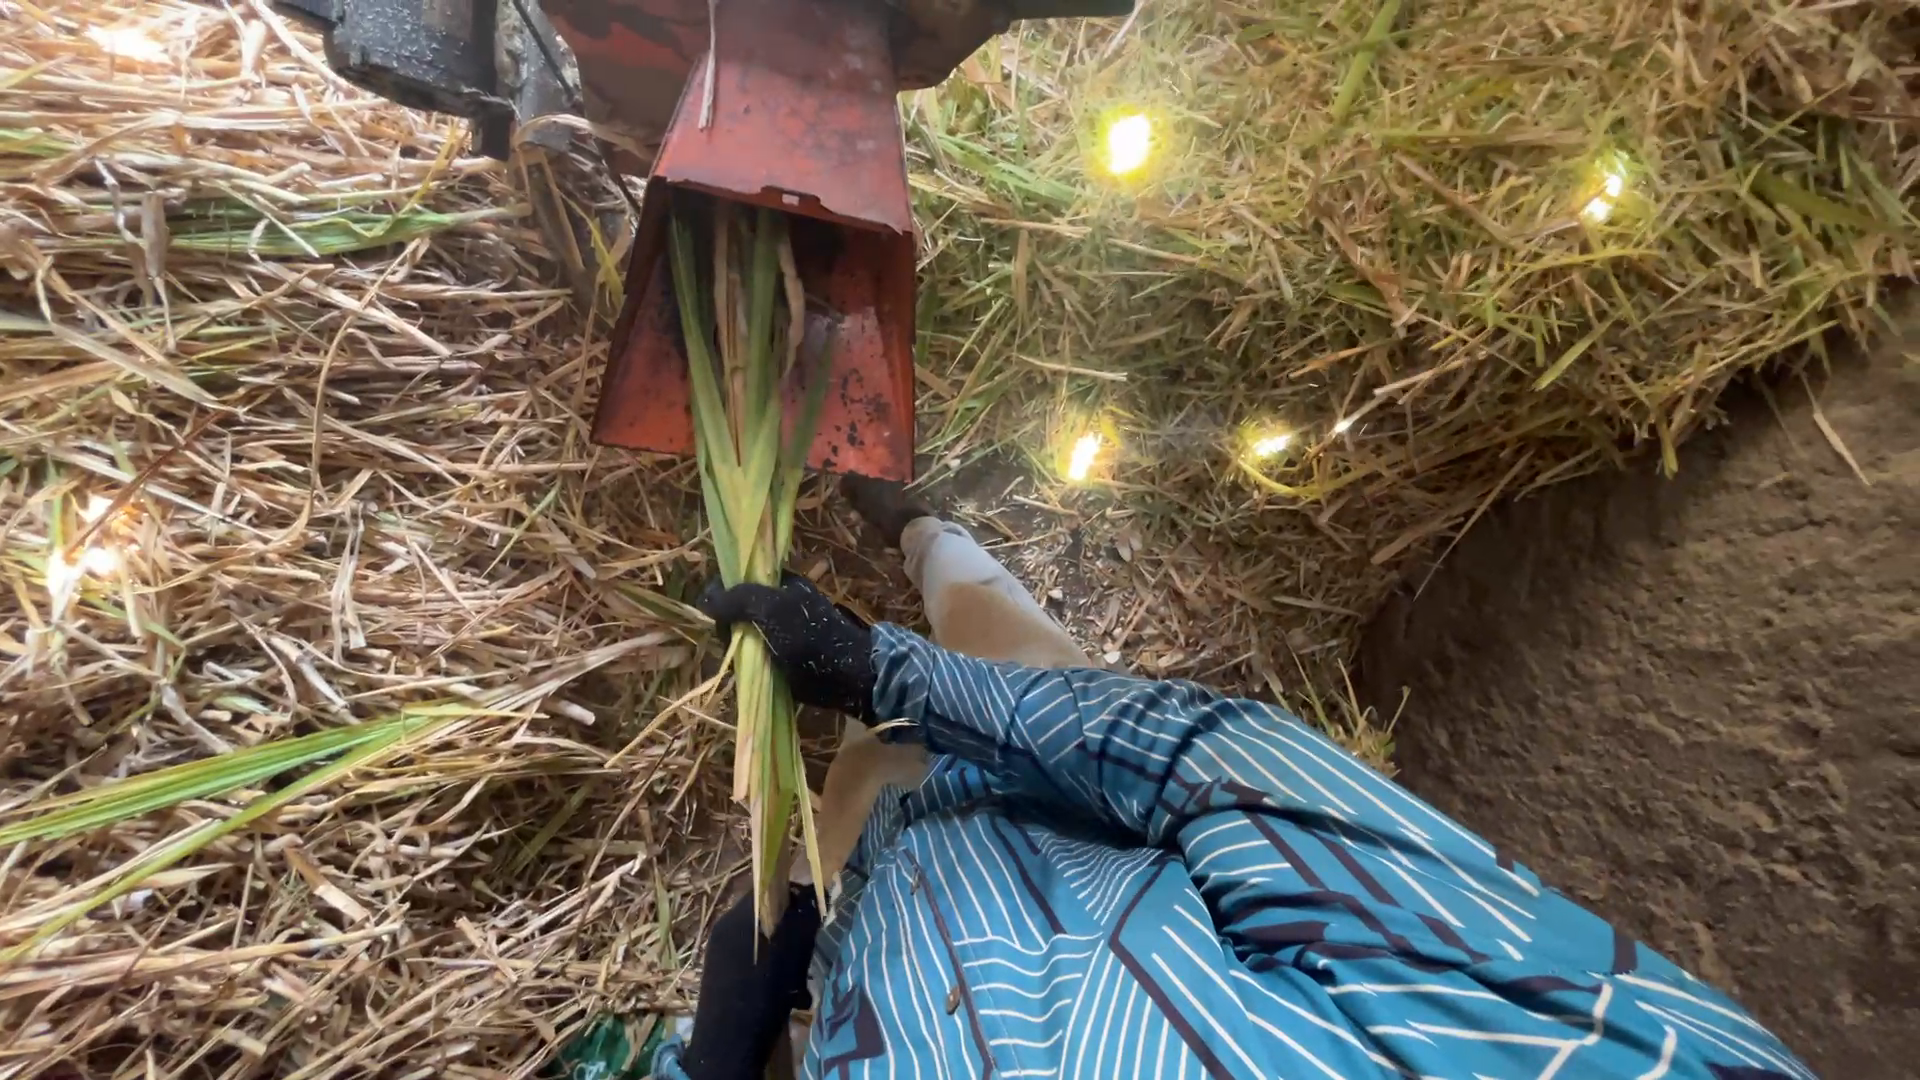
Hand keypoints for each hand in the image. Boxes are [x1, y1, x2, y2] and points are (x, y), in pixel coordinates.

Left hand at [679, 884, 820, 1079]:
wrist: (727, 1049)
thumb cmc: (762, 995)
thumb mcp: (793, 952)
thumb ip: (805, 917)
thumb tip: (816, 893)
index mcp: (738, 916)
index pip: (771, 886)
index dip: (796, 895)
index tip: (814, 914)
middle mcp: (724, 927)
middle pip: (766, 912)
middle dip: (790, 925)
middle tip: (808, 946)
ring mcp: (718, 952)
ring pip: (760, 936)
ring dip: (782, 948)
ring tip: (798, 974)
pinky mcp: (719, 974)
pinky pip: (750, 956)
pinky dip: (769, 964)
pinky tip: (784, 989)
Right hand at [697, 572, 876, 720]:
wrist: (846, 675)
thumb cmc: (810, 636)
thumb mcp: (772, 609)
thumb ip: (738, 598)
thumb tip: (704, 598)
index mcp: (780, 583)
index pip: (738, 579)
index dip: (722, 593)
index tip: (717, 614)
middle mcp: (778, 603)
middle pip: (736, 608)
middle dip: (728, 624)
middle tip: (734, 641)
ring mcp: (780, 630)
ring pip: (742, 632)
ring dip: (737, 645)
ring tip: (744, 659)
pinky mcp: (781, 654)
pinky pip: (753, 652)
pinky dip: (747, 660)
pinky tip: (749, 669)